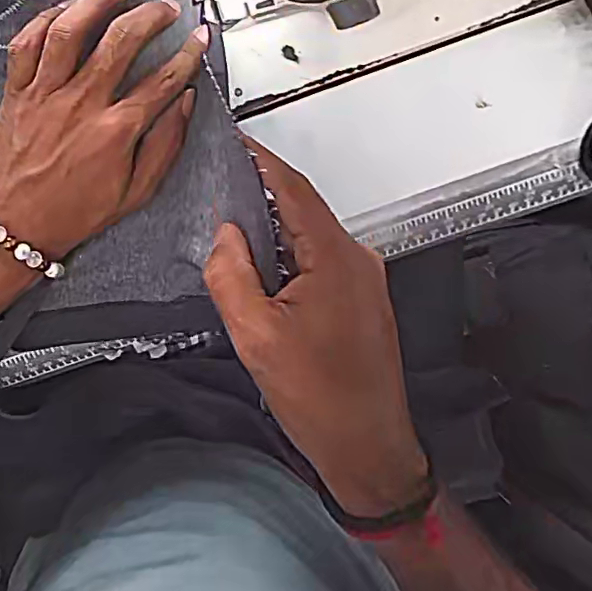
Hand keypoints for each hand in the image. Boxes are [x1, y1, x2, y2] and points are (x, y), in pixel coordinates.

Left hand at [0, 0, 208, 313]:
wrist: (18, 223)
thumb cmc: (73, 210)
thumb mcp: (135, 191)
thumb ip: (166, 145)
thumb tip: (184, 103)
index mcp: (115, 131)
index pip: (162, 79)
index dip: (188, 53)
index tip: (198, 38)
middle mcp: (80, 105)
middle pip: (121, 41)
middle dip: (150, 16)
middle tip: (163, 9)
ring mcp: (45, 95)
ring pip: (70, 31)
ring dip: (96, 4)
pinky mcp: (18, 92)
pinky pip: (26, 44)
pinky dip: (45, 19)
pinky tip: (65, 10)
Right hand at [204, 138, 428, 517]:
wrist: (368, 450)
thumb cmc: (323, 399)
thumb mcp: (254, 334)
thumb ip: (230, 274)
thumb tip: (224, 236)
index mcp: (336, 260)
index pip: (294, 189)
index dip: (262, 160)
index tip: (239, 140)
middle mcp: (357, 261)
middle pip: (302, 208)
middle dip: (261, 194)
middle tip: (224, 186)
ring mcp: (363, 279)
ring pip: (309, 233)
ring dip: (274, 228)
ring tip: (236, 233)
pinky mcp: (360, 297)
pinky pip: (319, 256)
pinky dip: (289, 252)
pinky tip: (264, 269)